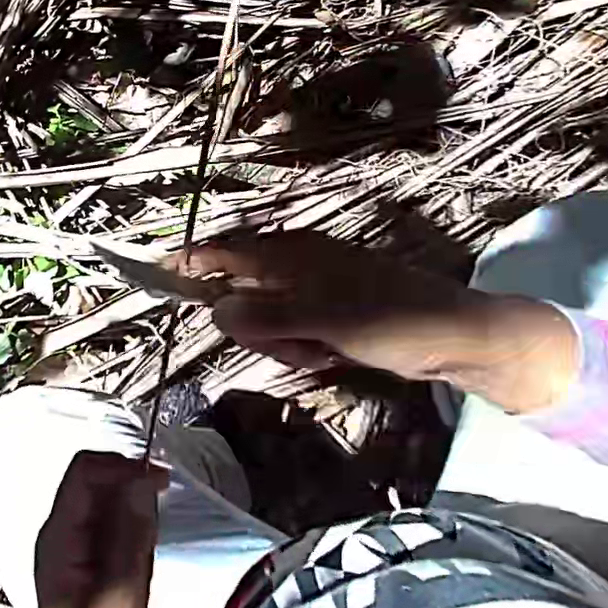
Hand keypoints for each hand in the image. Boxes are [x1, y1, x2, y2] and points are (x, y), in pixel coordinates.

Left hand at [35, 452, 166, 607]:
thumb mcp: (122, 601)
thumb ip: (131, 538)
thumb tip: (142, 480)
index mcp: (58, 538)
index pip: (83, 473)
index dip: (120, 465)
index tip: (157, 476)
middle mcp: (60, 533)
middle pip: (92, 480)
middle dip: (128, 481)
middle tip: (162, 494)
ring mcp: (72, 544)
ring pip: (103, 497)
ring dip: (132, 502)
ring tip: (151, 531)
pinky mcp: (86, 556)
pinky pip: (108, 520)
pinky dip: (131, 521)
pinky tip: (143, 543)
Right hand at [173, 231, 577, 411]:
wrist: (452, 336)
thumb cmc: (385, 318)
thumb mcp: (319, 318)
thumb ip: (261, 315)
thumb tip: (213, 310)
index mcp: (286, 253)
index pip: (222, 253)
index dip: (188, 262)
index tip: (155, 272)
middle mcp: (291, 266)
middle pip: (239, 295)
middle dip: (255, 327)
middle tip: (288, 344)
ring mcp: (308, 289)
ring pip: (264, 320)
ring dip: (282, 343)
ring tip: (318, 350)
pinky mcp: (324, 311)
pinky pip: (289, 331)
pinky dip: (301, 347)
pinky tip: (328, 354)